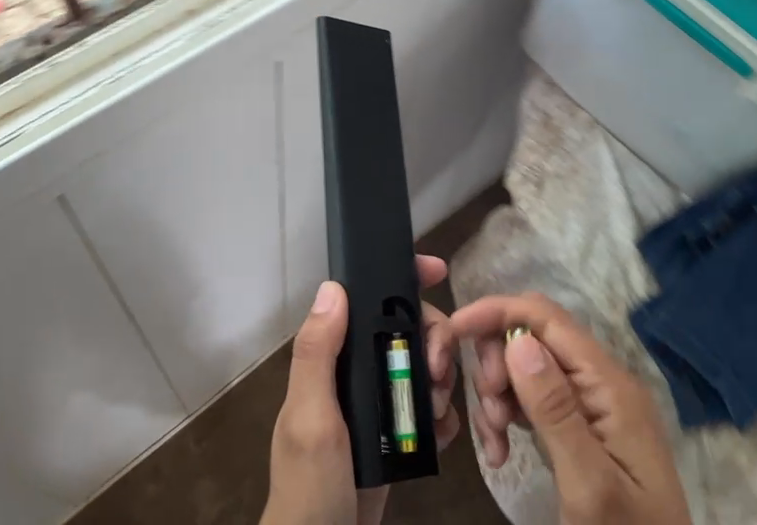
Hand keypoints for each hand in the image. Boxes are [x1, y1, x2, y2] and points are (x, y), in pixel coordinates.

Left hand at [261, 255, 459, 524]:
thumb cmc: (310, 485)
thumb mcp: (310, 419)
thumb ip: (318, 355)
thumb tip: (332, 286)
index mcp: (330, 361)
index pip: (366, 302)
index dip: (399, 279)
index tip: (436, 271)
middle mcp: (355, 373)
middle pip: (407, 330)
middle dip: (433, 341)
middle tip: (438, 373)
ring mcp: (378, 404)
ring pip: (424, 367)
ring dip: (442, 381)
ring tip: (437, 410)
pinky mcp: (396, 435)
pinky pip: (431, 410)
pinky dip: (444, 416)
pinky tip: (445, 433)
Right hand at [452, 292, 690, 524]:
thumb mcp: (588, 483)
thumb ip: (556, 411)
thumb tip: (519, 340)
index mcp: (610, 385)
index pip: (547, 318)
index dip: (497, 312)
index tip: (453, 330)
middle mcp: (602, 383)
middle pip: (533, 337)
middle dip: (496, 362)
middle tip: (490, 413)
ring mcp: (591, 406)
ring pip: (526, 368)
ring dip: (498, 395)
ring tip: (495, 441)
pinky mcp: (579, 428)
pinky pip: (532, 401)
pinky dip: (508, 417)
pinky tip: (500, 451)